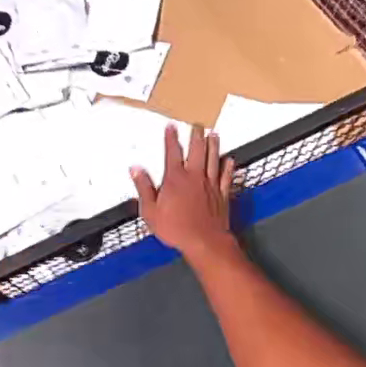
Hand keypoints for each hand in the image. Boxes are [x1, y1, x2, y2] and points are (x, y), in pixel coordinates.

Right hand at [132, 123, 236, 260]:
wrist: (204, 242)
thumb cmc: (176, 229)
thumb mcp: (151, 211)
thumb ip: (144, 188)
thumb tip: (136, 169)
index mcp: (175, 179)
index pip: (172, 152)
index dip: (171, 138)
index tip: (171, 126)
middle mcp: (194, 177)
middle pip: (197, 150)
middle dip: (196, 135)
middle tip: (198, 124)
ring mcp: (210, 185)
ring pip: (213, 159)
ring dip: (213, 145)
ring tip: (214, 134)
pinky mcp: (221, 195)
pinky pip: (225, 177)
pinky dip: (227, 167)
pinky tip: (229, 160)